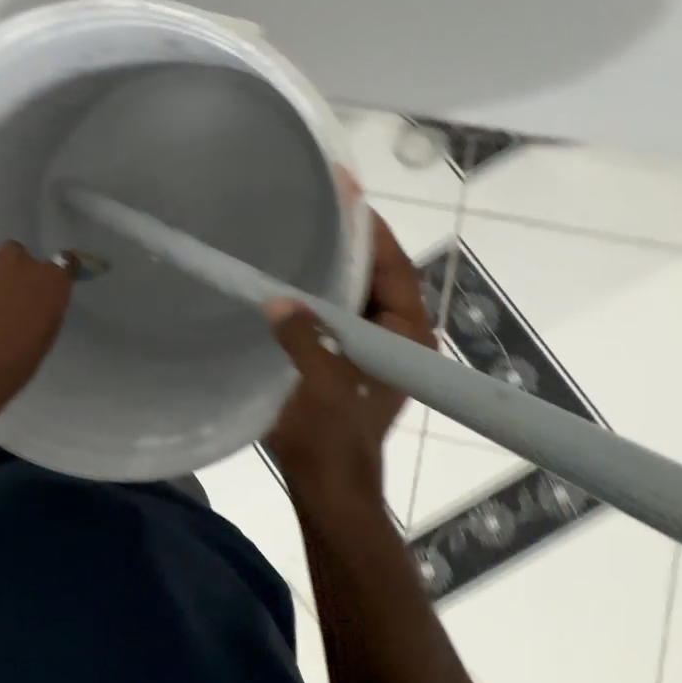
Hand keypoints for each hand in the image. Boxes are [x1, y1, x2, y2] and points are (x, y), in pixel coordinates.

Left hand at [0, 241, 74, 399]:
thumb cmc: (15, 360)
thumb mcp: (44, 333)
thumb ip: (43, 305)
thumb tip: (35, 300)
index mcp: (50, 279)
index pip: (64, 261)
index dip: (57, 270)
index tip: (50, 280)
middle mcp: (19, 261)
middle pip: (18, 254)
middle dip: (14, 269)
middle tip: (7, 296)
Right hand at [262, 210, 435, 502]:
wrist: (329, 490)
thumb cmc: (334, 441)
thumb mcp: (323, 388)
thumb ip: (306, 341)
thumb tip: (279, 299)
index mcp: (405, 337)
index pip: (392, 268)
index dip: (369, 230)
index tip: (344, 192)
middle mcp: (392, 336)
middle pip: (373, 273)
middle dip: (345, 238)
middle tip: (309, 200)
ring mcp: (366, 348)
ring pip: (348, 292)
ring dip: (324, 264)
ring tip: (288, 229)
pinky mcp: (340, 359)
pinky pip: (327, 312)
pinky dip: (308, 291)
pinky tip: (277, 279)